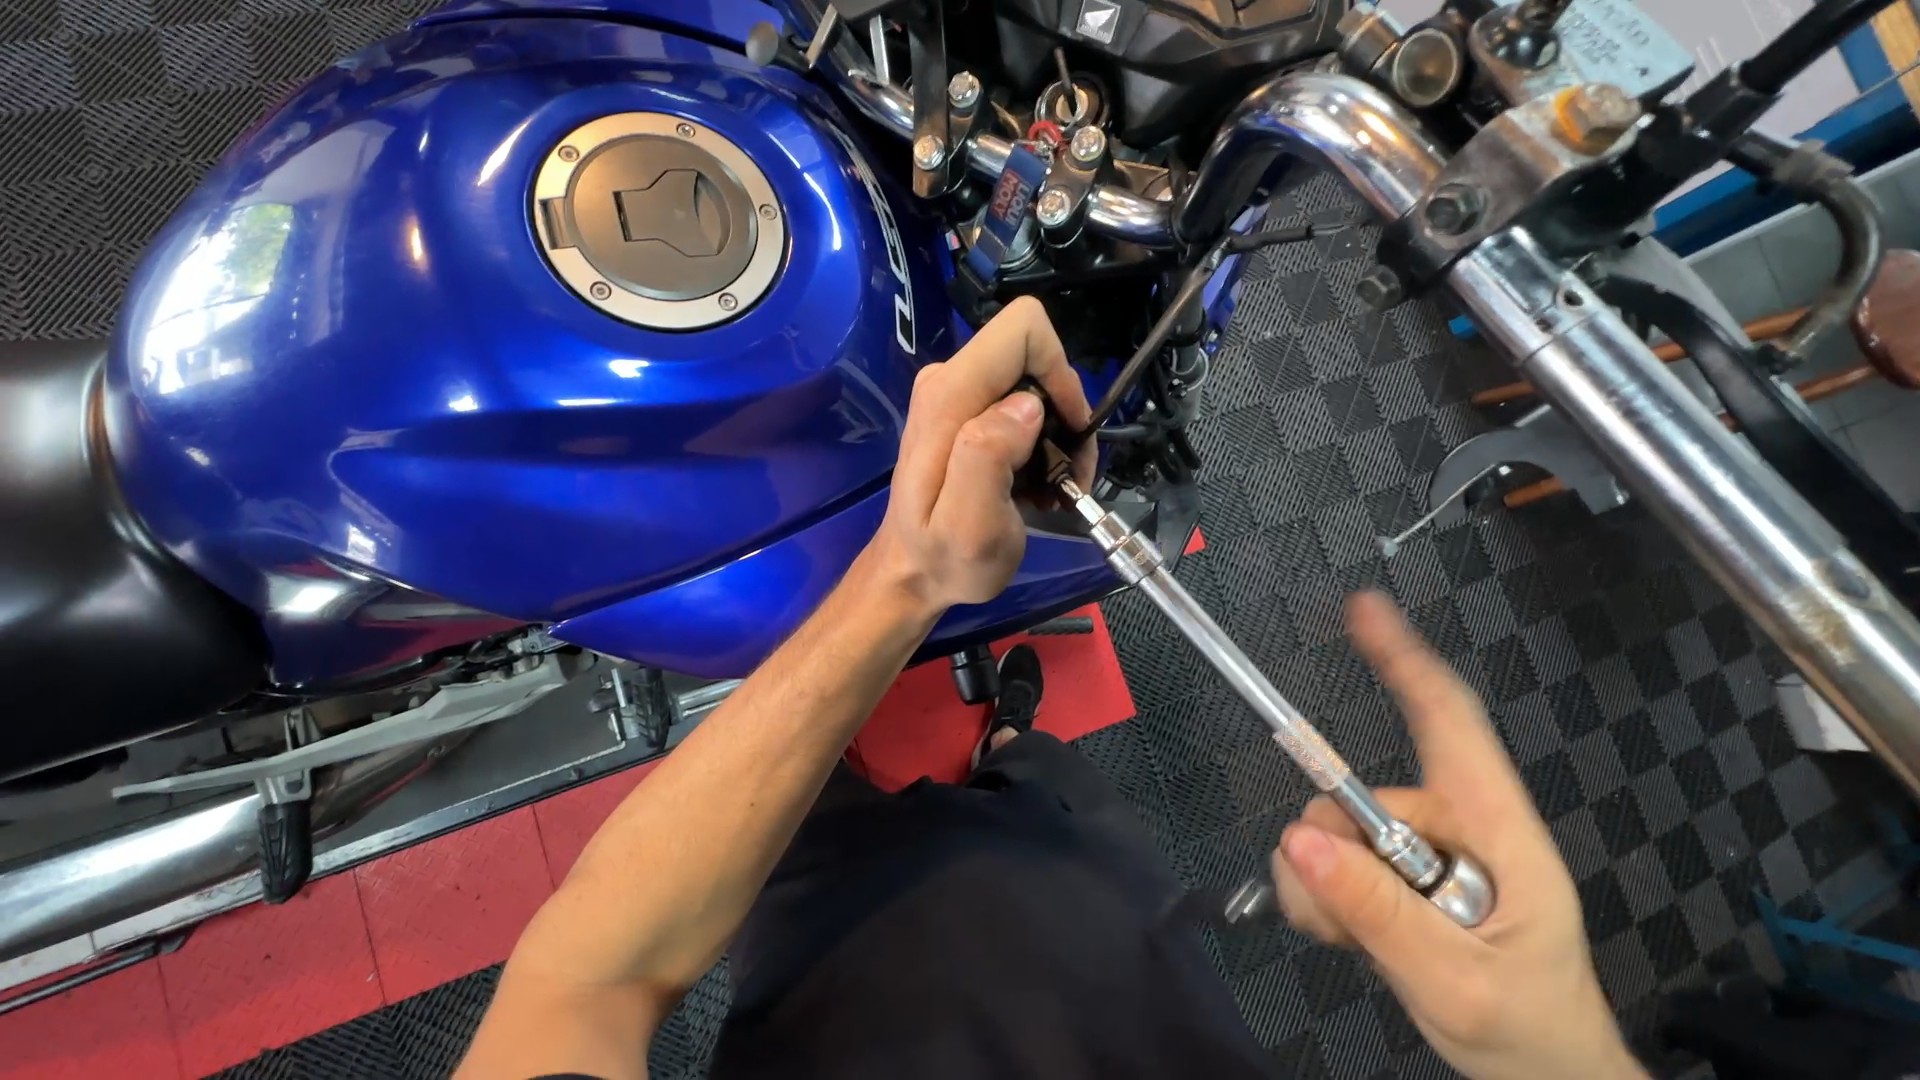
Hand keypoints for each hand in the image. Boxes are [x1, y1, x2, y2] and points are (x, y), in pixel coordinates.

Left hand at [866, 297, 1093, 611]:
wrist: (913, 574)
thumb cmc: (945, 558)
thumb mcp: (970, 524)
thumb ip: (989, 456)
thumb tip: (1026, 406)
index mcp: (950, 396)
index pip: (1022, 329)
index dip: (1060, 373)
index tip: (1068, 431)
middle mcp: (949, 381)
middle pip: (1034, 357)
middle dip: (1064, 412)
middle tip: (1068, 474)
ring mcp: (955, 396)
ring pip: (1034, 382)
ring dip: (1058, 433)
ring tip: (1056, 487)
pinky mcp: (965, 414)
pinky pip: (1021, 403)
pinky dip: (1042, 441)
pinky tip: (1038, 483)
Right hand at [1272, 592, 1643, 1079]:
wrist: (1541, 1075)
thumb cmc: (1532, 1030)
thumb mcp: (1460, 984)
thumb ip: (1380, 914)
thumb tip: (1298, 840)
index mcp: (1494, 827)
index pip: (1449, 722)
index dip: (1406, 660)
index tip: (1363, 609)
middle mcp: (1447, 824)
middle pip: (1353, 795)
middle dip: (1328, 853)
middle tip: (1341, 920)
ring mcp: (1412, 851)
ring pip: (1325, 835)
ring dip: (1321, 888)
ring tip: (1356, 942)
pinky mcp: (1385, 876)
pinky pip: (1320, 865)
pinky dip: (1316, 898)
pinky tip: (1345, 934)